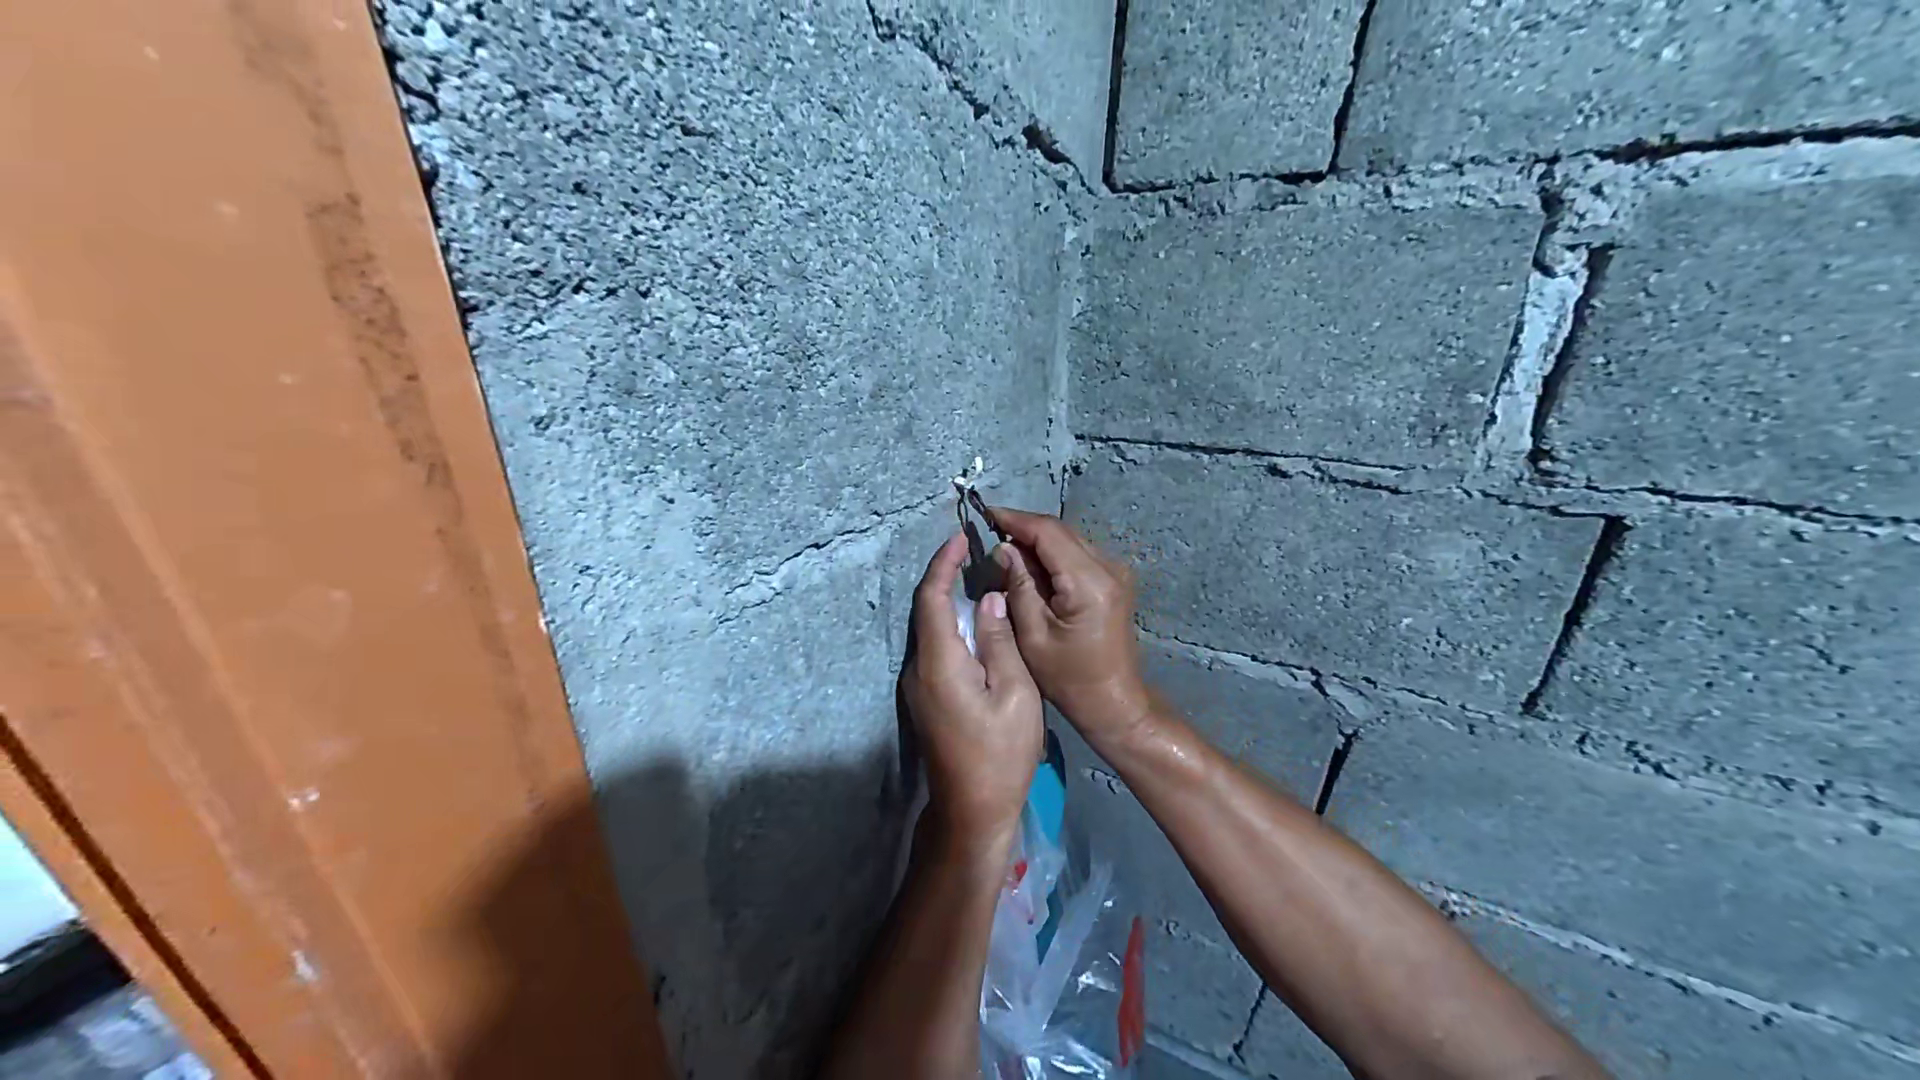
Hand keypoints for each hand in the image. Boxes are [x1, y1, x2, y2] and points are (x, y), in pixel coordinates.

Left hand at [900, 534, 1043, 839]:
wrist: (971, 810)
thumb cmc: (1000, 754)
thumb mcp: (1015, 694)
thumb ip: (999, 641)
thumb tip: (988, 599)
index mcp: (939, 663)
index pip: (930, 598)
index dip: (943, 564)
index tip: (960, 538)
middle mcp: (918, 669)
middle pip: (924, 610)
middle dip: (944, 576)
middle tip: (972, 553)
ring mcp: (917, 686)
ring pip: (929, 629)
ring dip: (947, 601)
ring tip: (977, 579)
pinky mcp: (924, 698)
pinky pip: (934, 649)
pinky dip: (950, 626)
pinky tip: (974, 623)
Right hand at [987, 508, 1150, 748]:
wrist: (1114, 700)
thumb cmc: (1069, 678)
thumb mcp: (1032, 635)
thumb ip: (1018, 586)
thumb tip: (1004, 549)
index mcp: (1089, 583)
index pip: (1049, 533)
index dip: (1016, 520)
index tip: (986, 514)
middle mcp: (1108, 568)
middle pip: (1060, 532)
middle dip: (1024, 528)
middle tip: (989, 532)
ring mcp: (1116, 572)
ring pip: (1069, 540)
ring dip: (1037, 541)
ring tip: (1005, 549)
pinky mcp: (1114, 580)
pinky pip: (1077, 554)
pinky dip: (1052, 554)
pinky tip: (1030, 565)